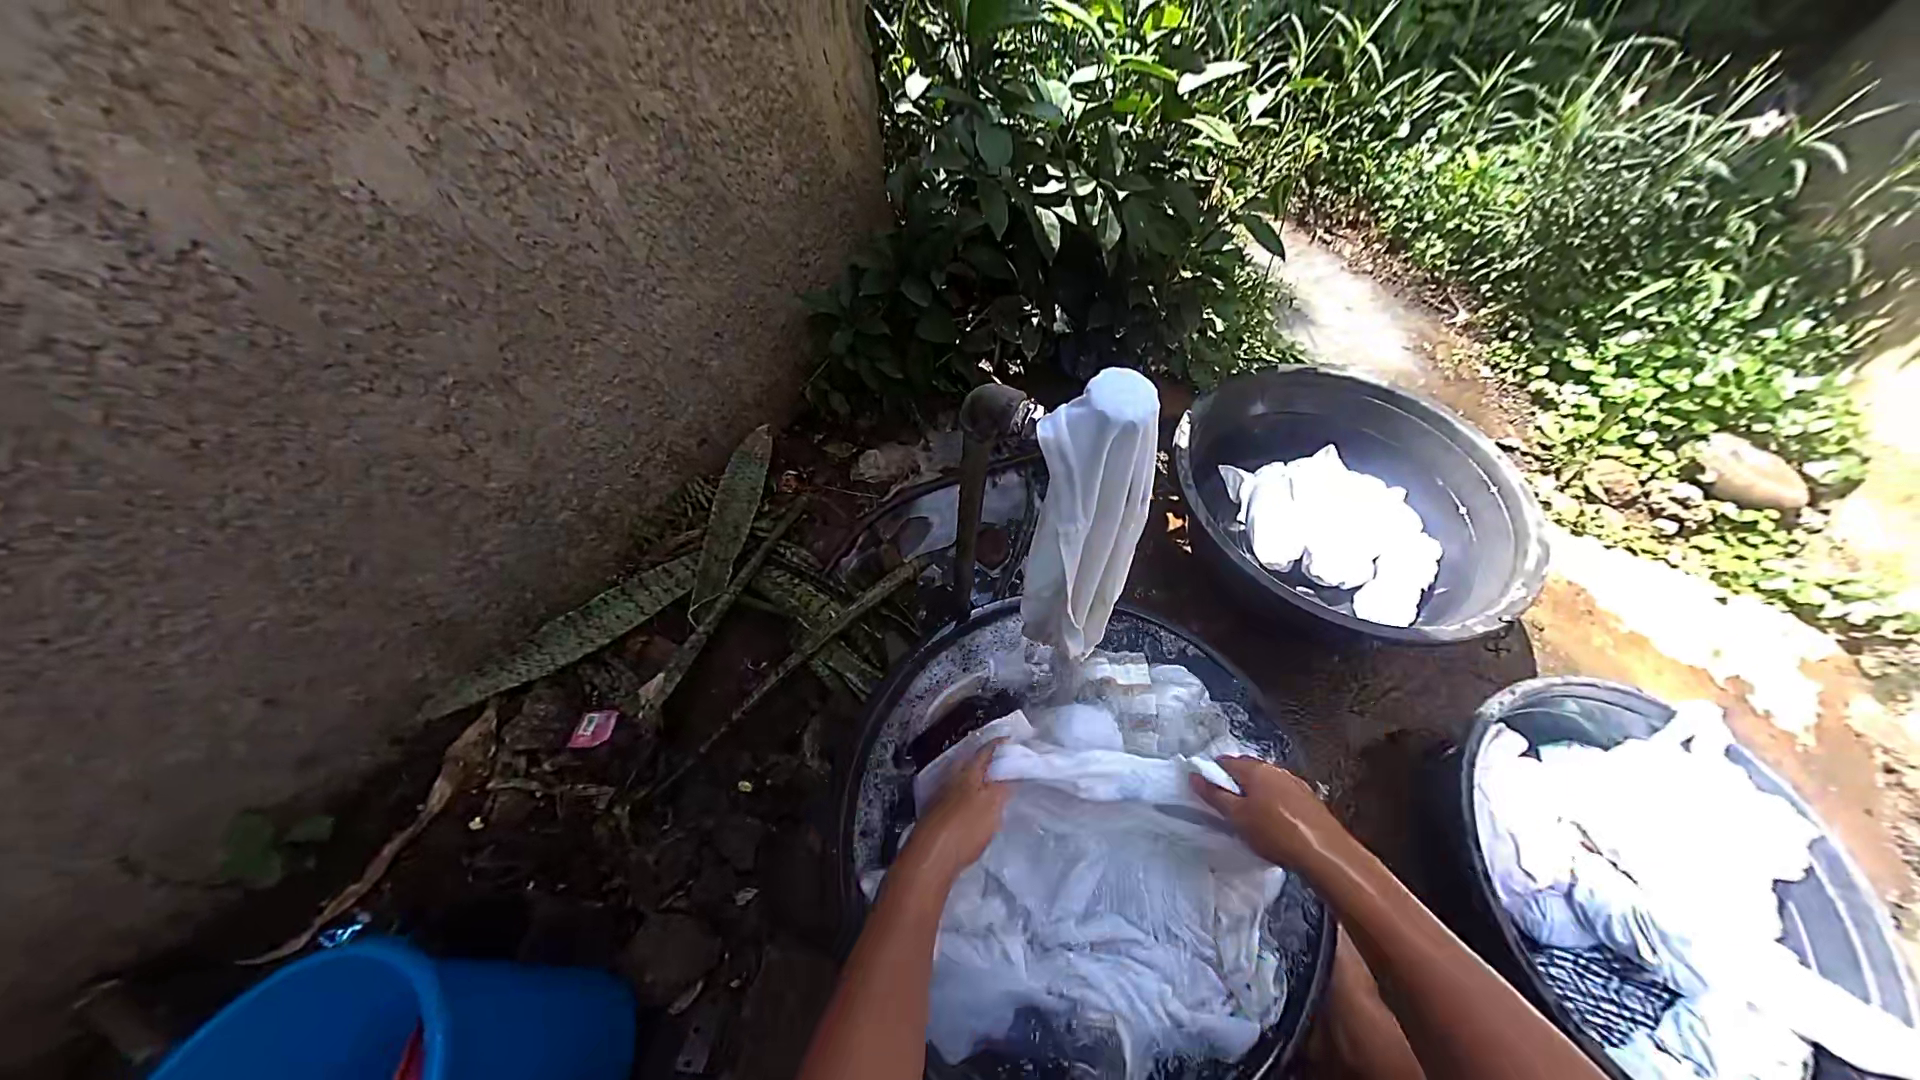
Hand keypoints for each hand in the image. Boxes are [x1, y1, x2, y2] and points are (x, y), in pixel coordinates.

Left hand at [898, 741, 1010, 883]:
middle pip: (972, 763)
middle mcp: (953, 779)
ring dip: (979, 778)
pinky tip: (976, 805)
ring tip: (993, 783)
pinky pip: (958, 795)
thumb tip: (1012, 771)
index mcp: (968, 773)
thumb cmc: (964, 827)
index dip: (999, 744)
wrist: (931, 857)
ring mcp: (943, 796)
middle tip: (1005, 760)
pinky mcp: (938, 815)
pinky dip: (970, 794)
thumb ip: (1003, 786)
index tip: (1011, 740)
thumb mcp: (992, 804)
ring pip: (964, 779)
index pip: (986, 751)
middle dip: (987, 760)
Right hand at [1188, 757, 1351, 870]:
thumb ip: (1213, 795)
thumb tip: (1194, 776)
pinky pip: (1282, 795)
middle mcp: (1275, 770)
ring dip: (1255, 794)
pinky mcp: (1309, 800)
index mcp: (1255, 769)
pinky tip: (1275, 824)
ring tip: (1252, 819)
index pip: (1224, 762)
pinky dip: (1273, 803)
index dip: (1212, 775)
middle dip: (1234, 785)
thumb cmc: (1276, 833)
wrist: (1327, 855)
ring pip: (1265, 783)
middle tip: (1229, 809)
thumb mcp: (1237, 817)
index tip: (1209, 794)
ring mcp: (1295, 783)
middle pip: (1246, 770)